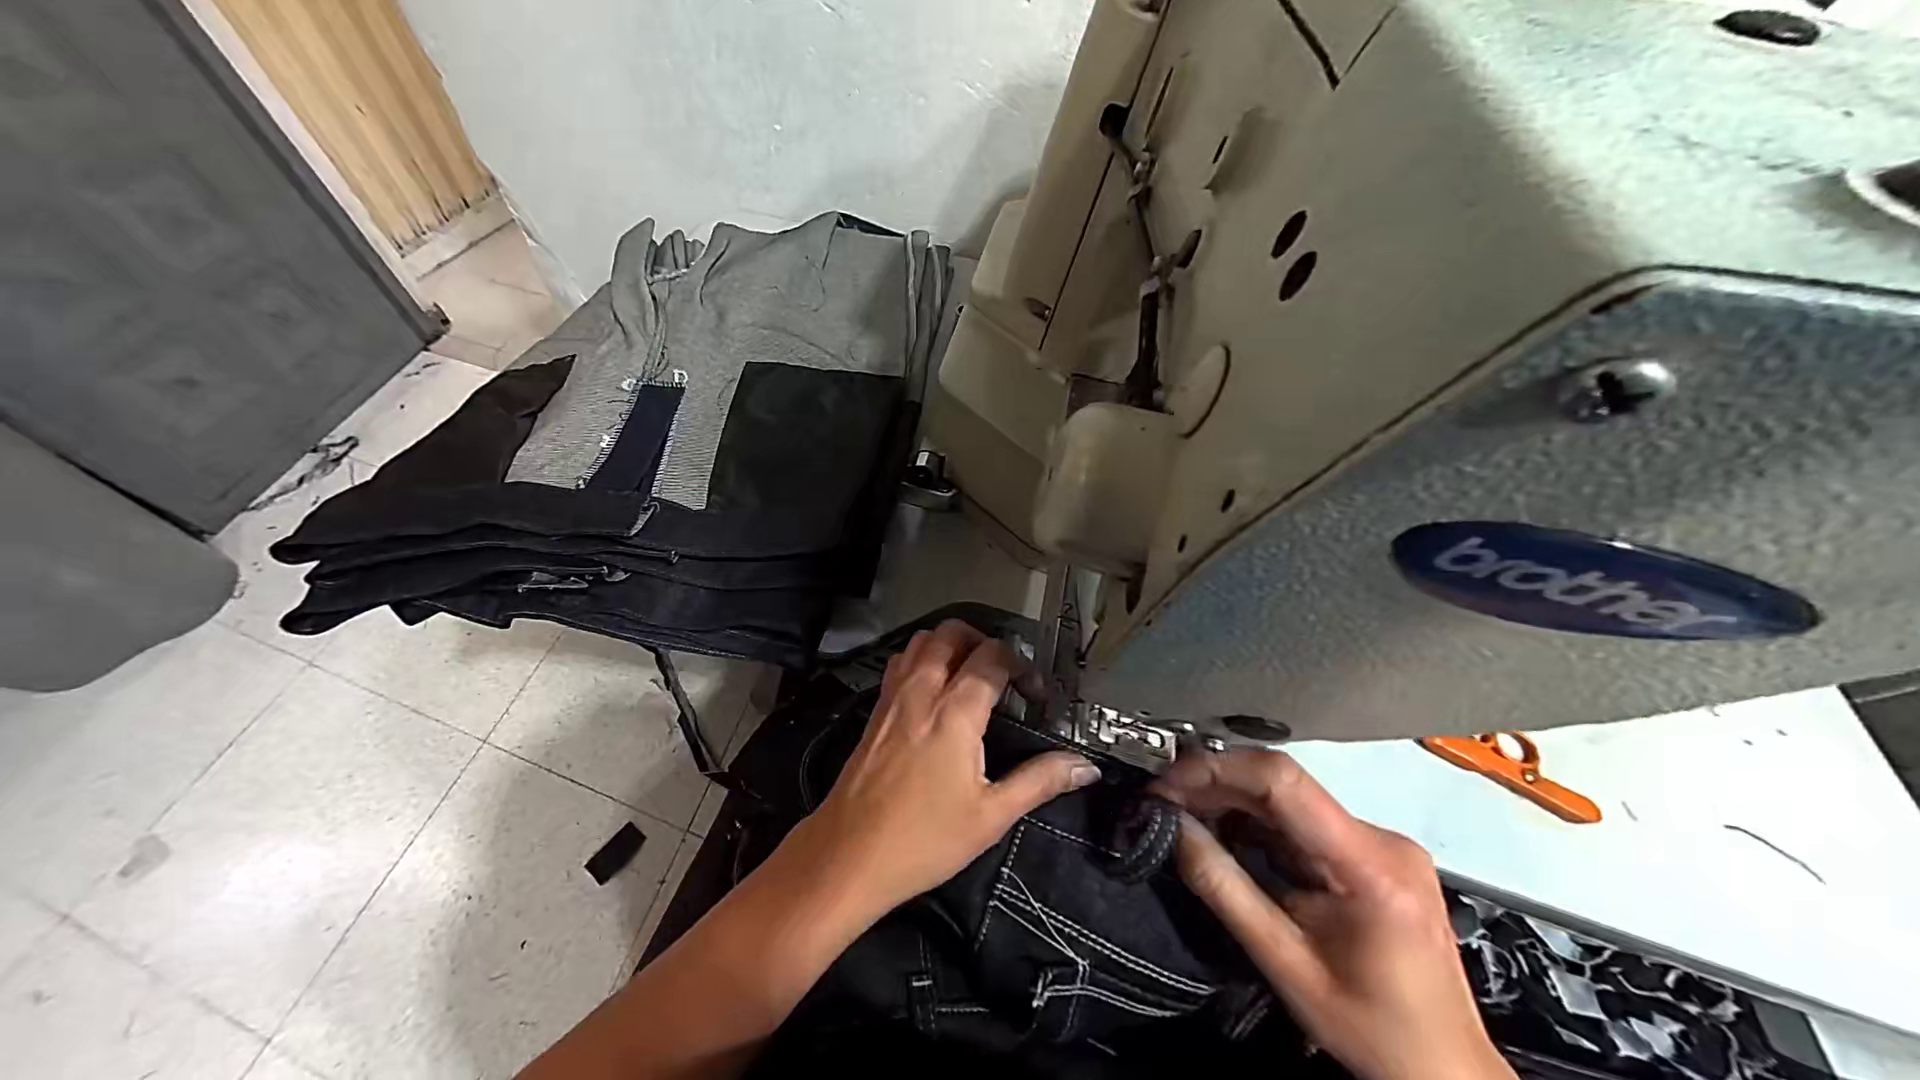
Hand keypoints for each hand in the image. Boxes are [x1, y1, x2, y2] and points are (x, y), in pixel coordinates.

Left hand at [786, 620, 1101, 917]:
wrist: (847, 856)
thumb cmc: (923, 840)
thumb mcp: (991, 816)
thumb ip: (1040, 782)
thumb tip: (1086, 767)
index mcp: (955, 712)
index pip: (992, 658)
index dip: (1022, 667)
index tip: (1036, 696)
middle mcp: (921, 692)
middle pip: (952, 633)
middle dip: (985, 641)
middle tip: (1004, 674)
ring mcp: (892, 698)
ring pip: (921, 641)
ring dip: (950, 644)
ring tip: (971, 676)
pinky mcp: (874, 711)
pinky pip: (900, 662)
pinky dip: (923, 659)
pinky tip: (934, 692)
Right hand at [1153, 752, 1514, 1079]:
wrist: (1445, 1070)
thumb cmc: (1372, 1029)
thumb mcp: (1284, 962)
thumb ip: (1223, 888)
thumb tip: (1173, 828)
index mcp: (1369, 864)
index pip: (1282, 780)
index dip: (1215, 770)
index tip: (1169, 784)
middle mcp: (1382, 839)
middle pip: (1281, 784)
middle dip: (1215, 787)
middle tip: (1165, 803)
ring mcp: (1382, 844)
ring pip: (1288, 799)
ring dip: (1232, 804)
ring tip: (1187, 820)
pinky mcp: (1373, 853)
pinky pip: (1303, 819)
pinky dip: (1258, 824)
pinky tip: (1229, 838)